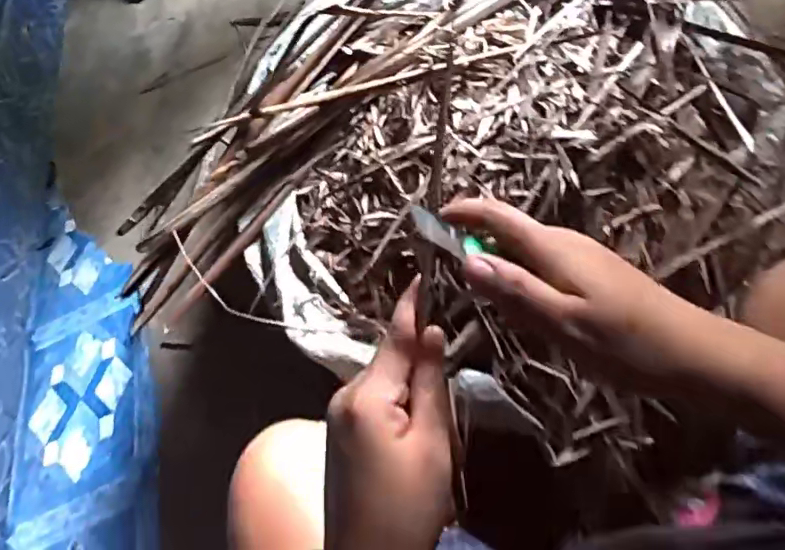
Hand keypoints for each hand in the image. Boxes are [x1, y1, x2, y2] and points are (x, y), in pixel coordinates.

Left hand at [324, 279, 453, 549]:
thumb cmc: (408, 508)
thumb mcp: (431, 446)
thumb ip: (431, 384)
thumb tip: (432, 332)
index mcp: (367, 394)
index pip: (394, 337)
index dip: (410, 305)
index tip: (422, 275)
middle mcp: (345, 393)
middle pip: (390, 361)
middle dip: (419, 365)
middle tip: (447, 390)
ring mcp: (337, 413)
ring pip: (383, 383)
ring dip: (408, 390)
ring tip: (432, 430)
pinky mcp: (338, 431)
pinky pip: (372, 402)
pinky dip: (395, 406)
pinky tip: (412, 438)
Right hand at [440, 197, 729, 395]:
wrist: (699, 355)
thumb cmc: (627, 344)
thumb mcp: (564, 325)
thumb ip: (515, 291)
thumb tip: (466, 261)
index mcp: (552, 246)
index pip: (496, 214)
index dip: (463, 211)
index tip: (434, 220)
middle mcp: (563, 240)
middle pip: (508, 230)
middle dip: (478, 246)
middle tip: (463, 284)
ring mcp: (581, 253)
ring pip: (525, 250)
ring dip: (503, 267)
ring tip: (499, 307)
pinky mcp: (593, 270)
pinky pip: (544, 264)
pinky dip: (525, 278)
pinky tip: (536, 313)